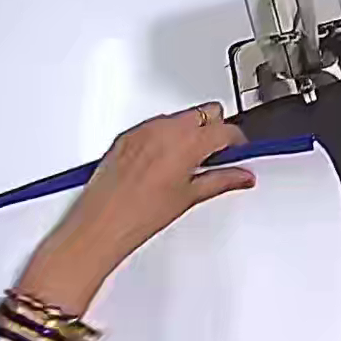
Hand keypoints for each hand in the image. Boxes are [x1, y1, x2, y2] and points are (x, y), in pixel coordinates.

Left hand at [17, 103, 254, 311]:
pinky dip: (165, 136)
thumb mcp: (190, 197)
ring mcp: (145, 129)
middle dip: (216, 129)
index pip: (227, 129)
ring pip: (182, 116)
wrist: (96, 228)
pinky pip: (156, 124)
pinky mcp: (128, 135)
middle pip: (208, 112)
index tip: (237, 152)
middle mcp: (167, 128)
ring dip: (190, 131)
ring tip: (186, 162)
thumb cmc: (137, 216)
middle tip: (215, 154)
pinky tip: (162, 162)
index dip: (237, 142)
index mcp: (188, 142)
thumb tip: (243, 176)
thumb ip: (223, 179)